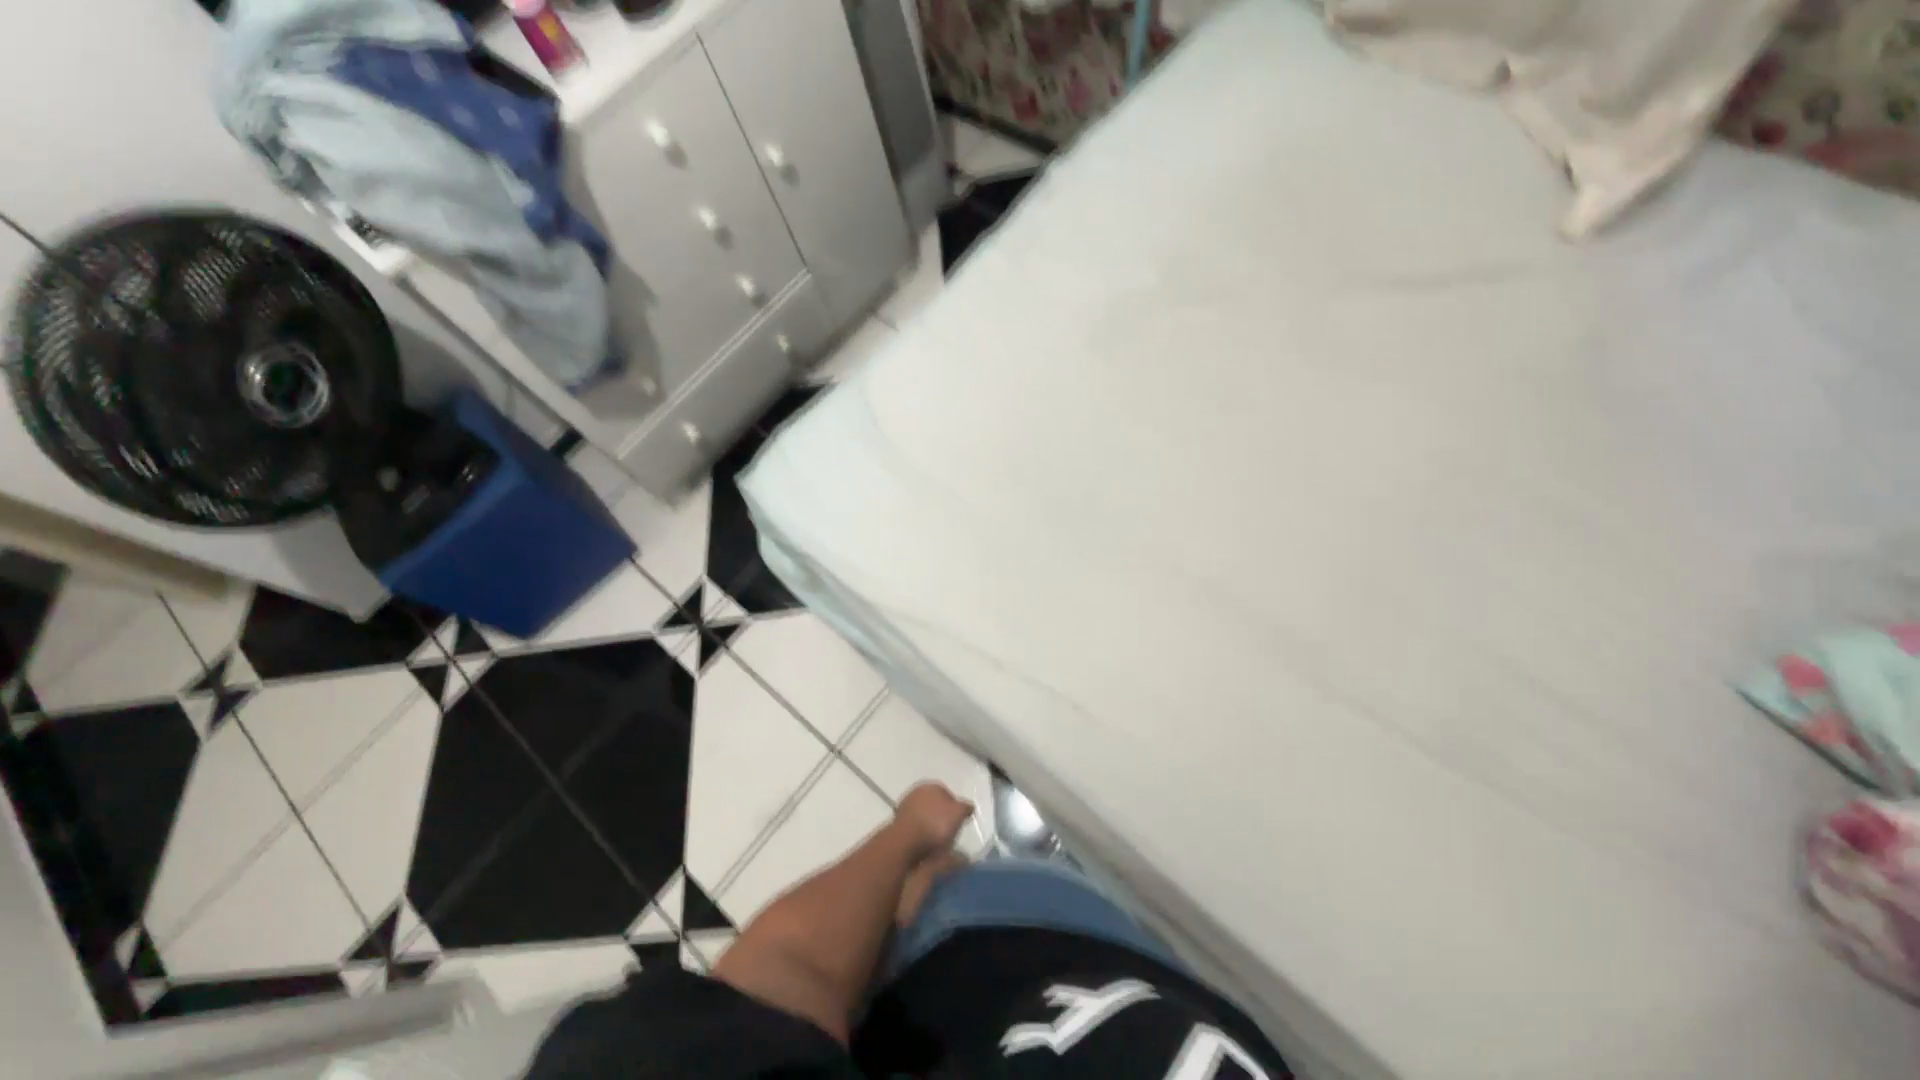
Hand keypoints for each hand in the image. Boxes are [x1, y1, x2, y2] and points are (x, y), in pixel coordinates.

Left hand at [894, 782, 973, 858]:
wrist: (906, 841)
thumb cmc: (936, 824)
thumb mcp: (958, 814)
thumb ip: (965, 808)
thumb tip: (968, 807)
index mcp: (932, 785)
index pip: (948, 794)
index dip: (956, 809)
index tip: (960, 822)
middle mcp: (917, 792)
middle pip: (935, 805)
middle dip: (942, 816)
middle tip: (950, 832)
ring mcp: (905, 807)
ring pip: (924, 816)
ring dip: (931, 826)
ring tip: (939, 843)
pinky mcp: (898, 823)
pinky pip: (916, 828)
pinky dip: (921, 834)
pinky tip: (926, 846)